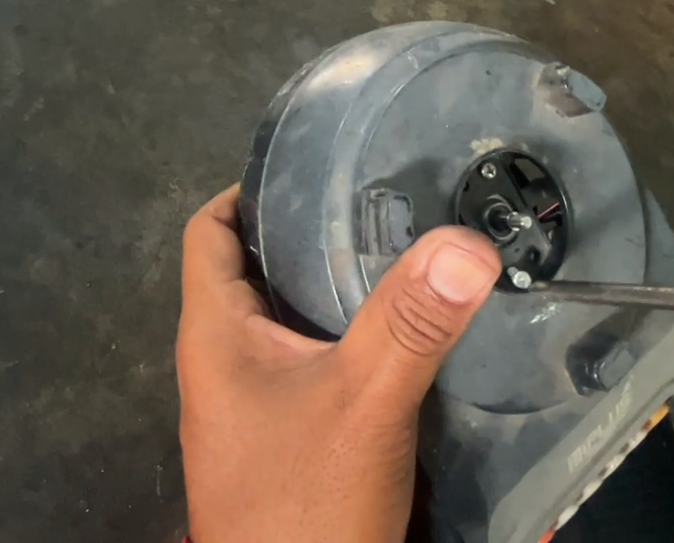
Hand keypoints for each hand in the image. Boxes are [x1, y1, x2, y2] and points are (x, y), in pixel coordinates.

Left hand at [177, 185, 501, 542]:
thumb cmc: (303, 506)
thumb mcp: (361, 404)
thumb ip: (410, 323)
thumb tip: (465, 243)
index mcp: (214, 332)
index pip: (208, 230)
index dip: (245, 190)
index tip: (309, 168)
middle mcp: (223, 359)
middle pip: (250, 266)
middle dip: (303, 232)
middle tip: (372, 200)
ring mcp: (251, 401)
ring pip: (284, 316)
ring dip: (327, 285)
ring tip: (392, 249)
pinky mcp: (283, 433)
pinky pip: (308, 359)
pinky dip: (342, 333)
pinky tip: (395, 329)